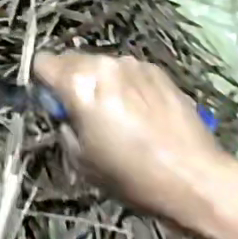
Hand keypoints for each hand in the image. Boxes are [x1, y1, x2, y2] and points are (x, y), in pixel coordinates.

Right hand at [32, 52, 230, 223]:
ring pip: (102, 66)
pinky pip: (128, 72)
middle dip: (73, 82)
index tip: (55, 106)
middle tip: (88, 116)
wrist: (195, 178)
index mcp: (79, 83)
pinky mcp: (156, 69)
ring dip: (101, 83)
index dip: (43, 84)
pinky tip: (143, 114)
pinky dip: (127, 86)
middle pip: (72, 60)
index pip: (42, 62)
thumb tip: (65, 112)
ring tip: (120, 117)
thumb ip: (64, 126)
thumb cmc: (132, 176)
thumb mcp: (81, 161)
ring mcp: (132, 63)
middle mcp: (103, 63)